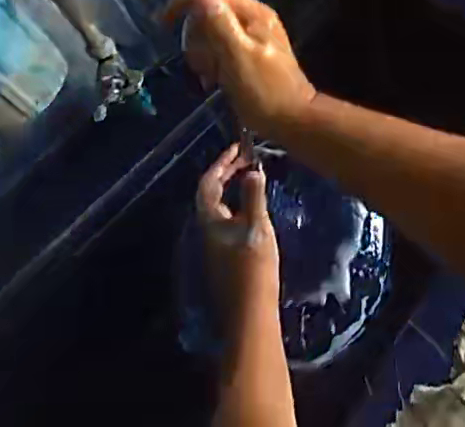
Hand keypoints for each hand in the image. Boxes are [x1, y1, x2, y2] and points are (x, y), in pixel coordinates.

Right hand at [168, 0, 316, 134]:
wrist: (294, 121)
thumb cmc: (264, 92)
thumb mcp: (237, 56)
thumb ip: (219, 23)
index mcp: (253, 12)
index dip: (186, 0)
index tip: (166, 23)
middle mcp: (254, 16)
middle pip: (210, 7)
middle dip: (196, 33)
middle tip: (201, 63)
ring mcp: (254, 33)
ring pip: (213, 28)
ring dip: (203, 50)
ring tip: (210, 75)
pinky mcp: (251, 50)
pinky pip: (221, 44)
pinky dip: (212, 59)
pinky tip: (215, 78)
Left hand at [197, 141, 279, 311]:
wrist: (249, 316)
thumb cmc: (253, 269)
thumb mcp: (258, 228)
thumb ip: (254, 197)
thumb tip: (252, 170)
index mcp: (211, 220)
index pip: (209, 183)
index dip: (222, 162)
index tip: (240, 148)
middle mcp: (207, 231)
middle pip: (210, 194)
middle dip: (226, 172)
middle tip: (248, 158)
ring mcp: (214, 246)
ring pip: (217, 207)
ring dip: (231, 188)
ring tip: (251, 176)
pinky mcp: (223, 257)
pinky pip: (225, 219)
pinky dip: (236, 203)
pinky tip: (253, 208)